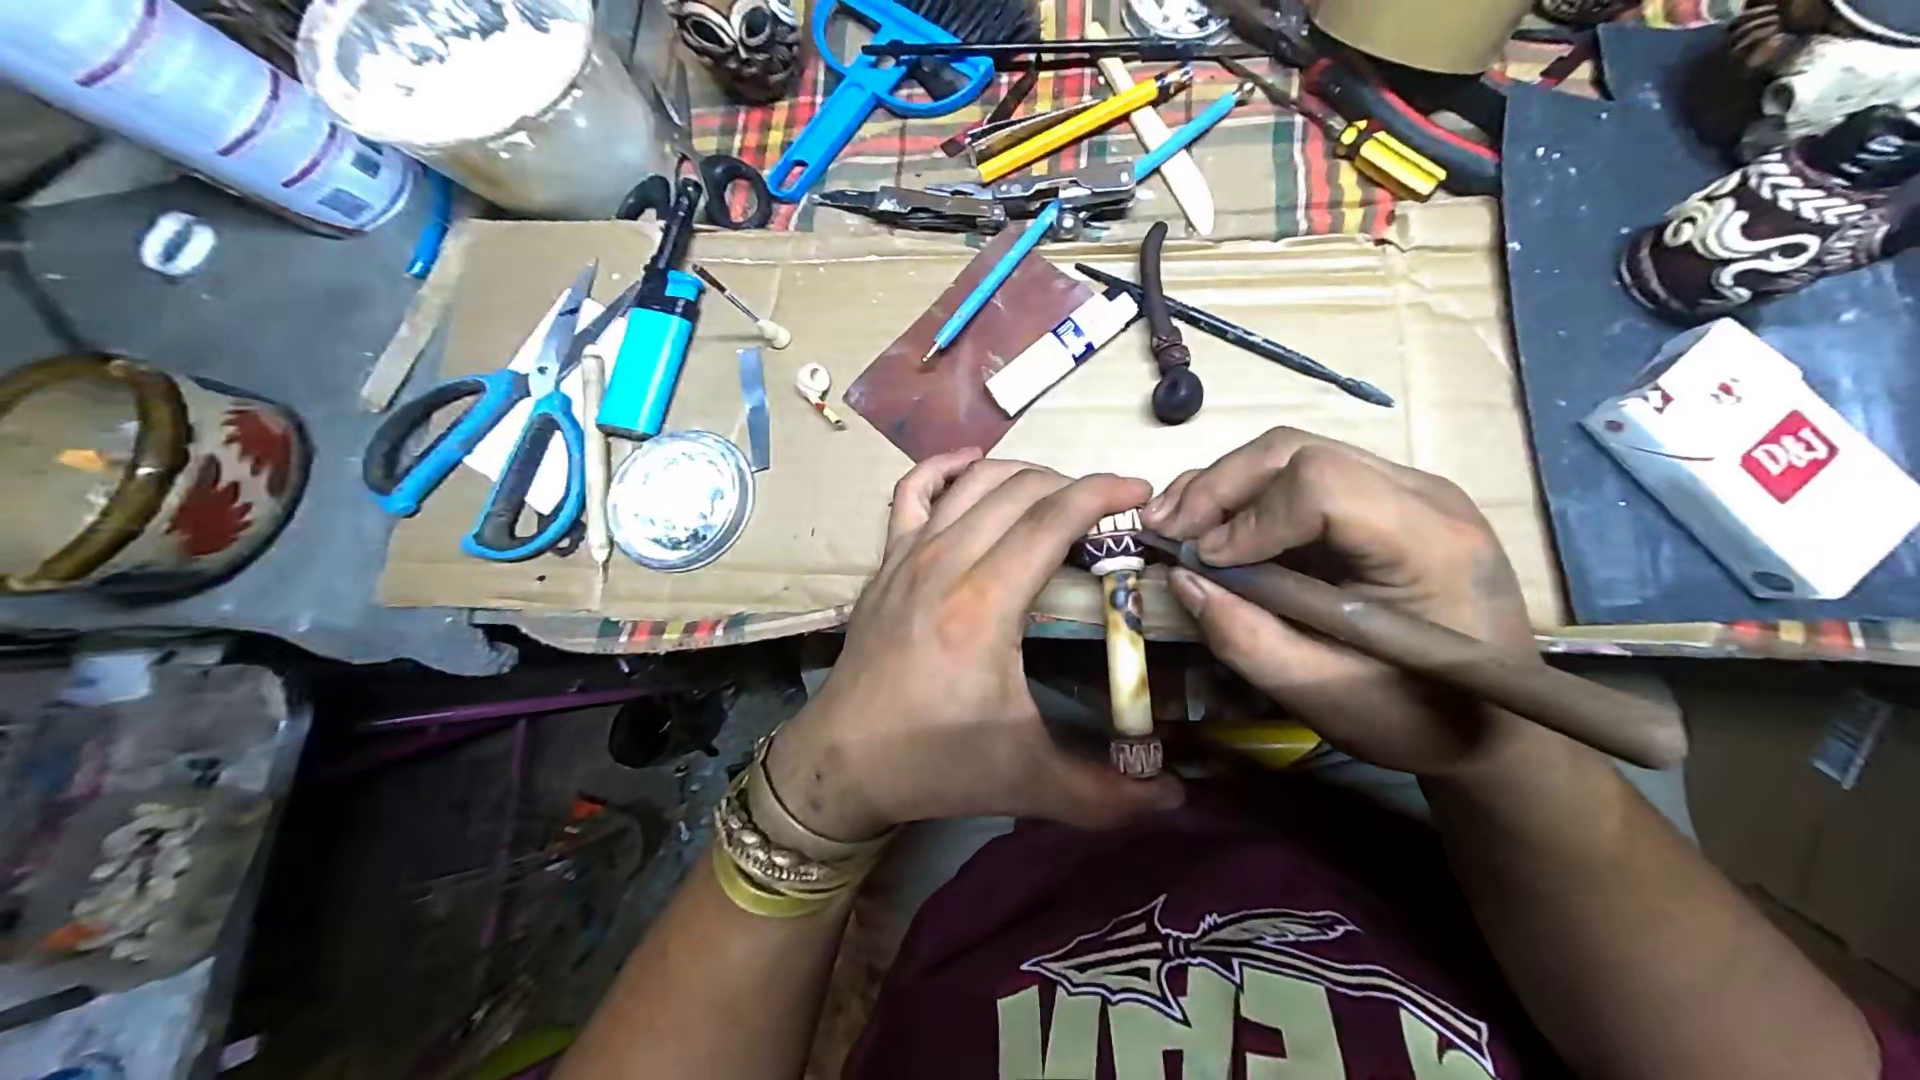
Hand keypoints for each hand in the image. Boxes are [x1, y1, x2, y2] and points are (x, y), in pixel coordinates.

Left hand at [768, 450, 1184, 839]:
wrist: (841, 761)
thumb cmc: (934, 765)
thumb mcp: (1027, 782)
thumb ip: (1106, 794)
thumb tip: (1179, 800)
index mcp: (984, 605)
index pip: (1053, 518)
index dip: (1103, 492)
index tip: (1140, 492)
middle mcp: (945, 563)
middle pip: (1020, 489)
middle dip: (1073, 485)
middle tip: (1106, 512)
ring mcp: (909, 555)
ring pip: (974, 482)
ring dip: (1023, 475)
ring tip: (1057, 496)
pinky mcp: (886, 561)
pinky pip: (913, 491)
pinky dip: (946, 467)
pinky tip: (972, 466)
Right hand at [1142, 427, 1562, 778]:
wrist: (1493, 723)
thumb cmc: (1416, 717)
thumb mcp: (1321, 695)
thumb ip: (1245, 637)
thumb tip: (1180, 578)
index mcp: (1427, 544)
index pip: (1323, 484)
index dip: (1250, 517)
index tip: (1206, 563)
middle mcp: (1421, 495)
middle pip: (1296, 451)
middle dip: (1218, 488)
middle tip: (1164, 530)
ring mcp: (1401, 489)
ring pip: (1289, 452)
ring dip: (1220, 485)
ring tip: (1171, 522)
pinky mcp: (1378, 499)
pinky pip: (1297, 475)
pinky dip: (1242, 496)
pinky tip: (1207, 524)